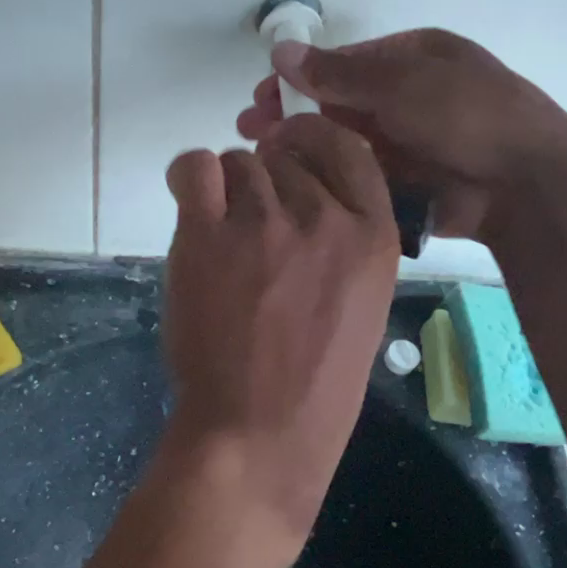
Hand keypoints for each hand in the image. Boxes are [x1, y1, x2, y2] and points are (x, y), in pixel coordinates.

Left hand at [162, 118, 399, 539]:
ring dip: (228, 190)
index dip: (310, 138)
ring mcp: (264, 222)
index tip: (289, 148)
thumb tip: (303, 199)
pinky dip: (190, 179)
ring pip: (240, 162)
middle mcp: (325, 217)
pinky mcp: (207, 234)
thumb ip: (344, 243)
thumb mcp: (361, 303)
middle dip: (266, 180)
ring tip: (221, 237)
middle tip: (250, 227)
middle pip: (284, 156)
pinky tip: (192, 206)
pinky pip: (195, 167)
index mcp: (376, 236)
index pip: (346, 147)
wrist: (259, 429)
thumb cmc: (315, 383)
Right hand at [236, 29, 566, 239]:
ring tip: (265, 160)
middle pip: (341, 104)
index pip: (345, 64)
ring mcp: (410, 143)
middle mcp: (410, 97)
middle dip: (295, 115)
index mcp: (416, 58)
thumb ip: (338, 74)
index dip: (300, 80)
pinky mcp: (409, 183)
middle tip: (250, 132)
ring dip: (307, 147)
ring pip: (346, 141)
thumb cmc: (466, 116)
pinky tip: (298, 184)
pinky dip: (331, 176)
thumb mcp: (400, 83)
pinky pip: (361, 174)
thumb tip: (280, 53)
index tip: (259, 97)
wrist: (524, 184)